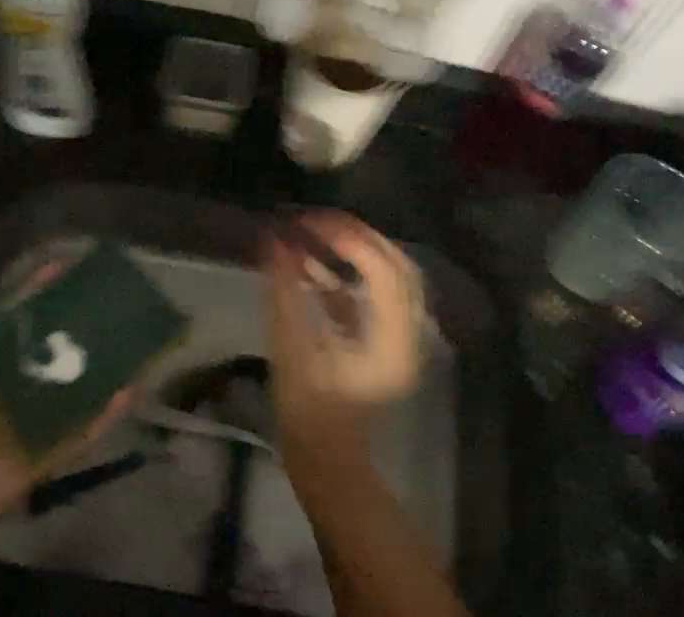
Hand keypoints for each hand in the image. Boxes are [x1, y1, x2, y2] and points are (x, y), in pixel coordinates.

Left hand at [0, 265, 128, 559]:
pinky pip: (83, 430)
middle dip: (77, 319)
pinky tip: (133, 387)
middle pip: (50, 345)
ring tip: (134, 327)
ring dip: (100, 361)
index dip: (37, 293)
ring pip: (73, 383)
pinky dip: (108, 412)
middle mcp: (9, 386)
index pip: (14, 321)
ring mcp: (31, 420)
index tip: (65, 264)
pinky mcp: (45, 453)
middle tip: (111, 290)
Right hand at [263, 212, 423, 470]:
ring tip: (309, 236)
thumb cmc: (307, 417)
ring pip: (387, 276)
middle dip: (354, 236)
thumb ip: (284, 293)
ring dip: (352, 252)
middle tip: (311, 220)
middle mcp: (408, 334)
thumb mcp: (290, 352)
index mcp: (392, 342)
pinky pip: (375, 294)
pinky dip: (348, 275)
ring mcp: (401, 337)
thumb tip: (274, 240)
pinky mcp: (385, 340)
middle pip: (394, 265)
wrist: (326, 463)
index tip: (309, 222)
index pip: (384, 271)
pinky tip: (313, 266)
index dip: (350, 239)